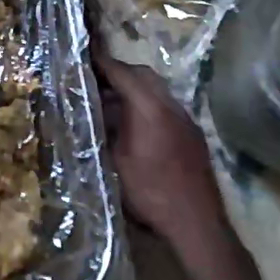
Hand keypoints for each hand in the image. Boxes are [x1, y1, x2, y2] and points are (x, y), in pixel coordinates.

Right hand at [95, 53, 227, 244]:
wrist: (197, 225)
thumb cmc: (150, 192)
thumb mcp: (114, 160)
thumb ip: (103, 128)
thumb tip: (87, 110)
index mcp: (148, 107)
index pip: (121, 72)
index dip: (100, 62)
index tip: (82, 53)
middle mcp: (170, 106)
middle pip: (142, 74)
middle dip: (118, 71)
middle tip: (94, 78)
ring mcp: (185, 119)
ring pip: (157, 89)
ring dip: (134, 88)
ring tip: (110, 101)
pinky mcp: (192, 135)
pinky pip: (166, 106)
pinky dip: (147, 103)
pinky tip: (134, 123)